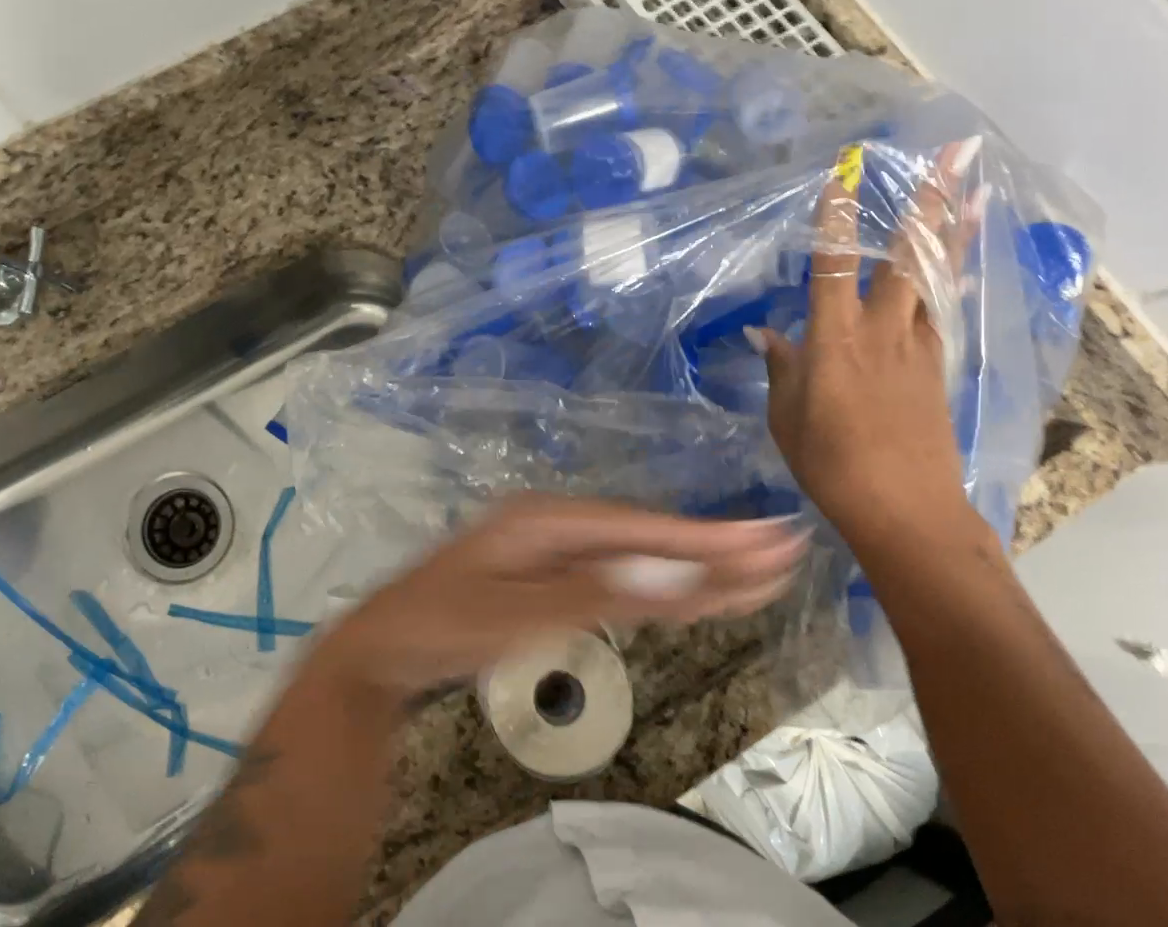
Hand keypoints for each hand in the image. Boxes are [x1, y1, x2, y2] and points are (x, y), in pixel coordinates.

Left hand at [319, 493, 810, 695]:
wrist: (383, 647)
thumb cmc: (442, 625)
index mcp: (547, 520)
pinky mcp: (543, 577)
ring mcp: (547, 550)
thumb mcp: (519, 611)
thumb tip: (683, 568)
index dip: (709, 539)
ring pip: (632, 556)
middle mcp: (553, 525)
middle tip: (784, 552)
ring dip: (690, 564)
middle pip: (645, 537)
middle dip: (712, 548)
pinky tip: (685, 586)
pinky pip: (612, 576)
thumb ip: (602, 592)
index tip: (773, 542)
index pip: (644, 530)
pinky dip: (654, 583)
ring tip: (754, 569)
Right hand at [754, 141, 986, 549]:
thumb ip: (781, 369)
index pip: (834, 264)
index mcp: (836, 340)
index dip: (837, 218)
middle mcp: (883, 330)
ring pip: (935, 278)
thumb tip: (767, 334)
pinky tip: (952, 269)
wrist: (904, 507)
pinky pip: (940, 311)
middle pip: (910, 255)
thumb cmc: (830, 464)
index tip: (842, 174)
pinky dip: (946, 281)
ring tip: (975, 191)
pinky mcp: (937, 368)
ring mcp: (919, 347)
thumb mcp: (787, 418)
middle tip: (960, 154)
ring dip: (953, 232)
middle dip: (932, 201)